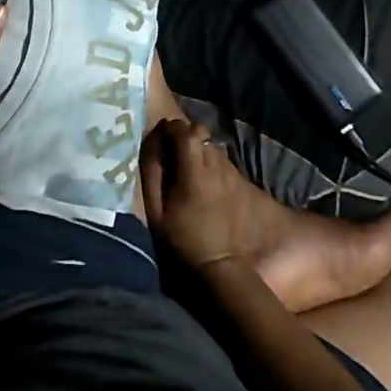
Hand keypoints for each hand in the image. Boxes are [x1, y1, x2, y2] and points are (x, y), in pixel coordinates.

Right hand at [140, 118, 269, 270]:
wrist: (220, 262)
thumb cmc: (183, 237)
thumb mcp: (157, 211)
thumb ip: (153, 174)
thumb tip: (152, 145)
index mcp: (195, 173)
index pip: (187, 132)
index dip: (173, 127)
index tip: (161, 134)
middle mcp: (216, 167)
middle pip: (200, 133)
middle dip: (184, 135)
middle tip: (171, 150)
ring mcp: (230, 173)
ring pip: (211, 144)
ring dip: (197, 147)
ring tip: (185, 165)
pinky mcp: (238, 181)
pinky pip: (220, 158)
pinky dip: (208, 160)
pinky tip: (201, 178)